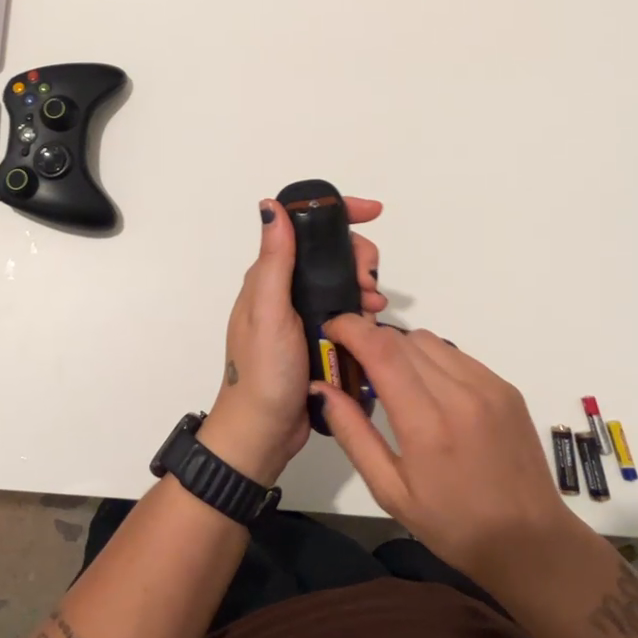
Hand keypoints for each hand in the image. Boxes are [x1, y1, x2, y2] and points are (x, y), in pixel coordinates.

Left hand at [200, 198, 386, 485]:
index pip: (301, 229)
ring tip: (374, 304)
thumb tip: (271, 205)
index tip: (372, 212)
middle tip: (370, 280)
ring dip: (363, 283)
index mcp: (268, 277)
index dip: (337, 214)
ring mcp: (301, 314)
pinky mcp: (317, 338)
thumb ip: (275, 260)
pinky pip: (346, 311)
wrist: (264, 431)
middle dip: (357, 256)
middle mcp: (284, 290)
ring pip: (341, 281)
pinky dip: (362, 309)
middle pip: (328, 253)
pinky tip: (373, 320)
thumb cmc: (264, 370)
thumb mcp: (269, 311)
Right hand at [312, 318, 569, 581]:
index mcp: (427, 423)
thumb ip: (352, 433)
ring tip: (393, 381)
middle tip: (354, 365)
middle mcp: (460, 393)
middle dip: (369, 339)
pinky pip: (455, 354)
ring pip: (428, 340)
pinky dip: (431, 361)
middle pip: (401, 338)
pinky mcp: (505, 387)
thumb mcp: (390, 490)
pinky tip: (429, 392)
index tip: (330, 331)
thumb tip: (321, 388)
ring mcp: (488, 386)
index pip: (381, 349)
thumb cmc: (452, 524)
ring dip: (400, 348)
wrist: (530, 541)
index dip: (350, 329)